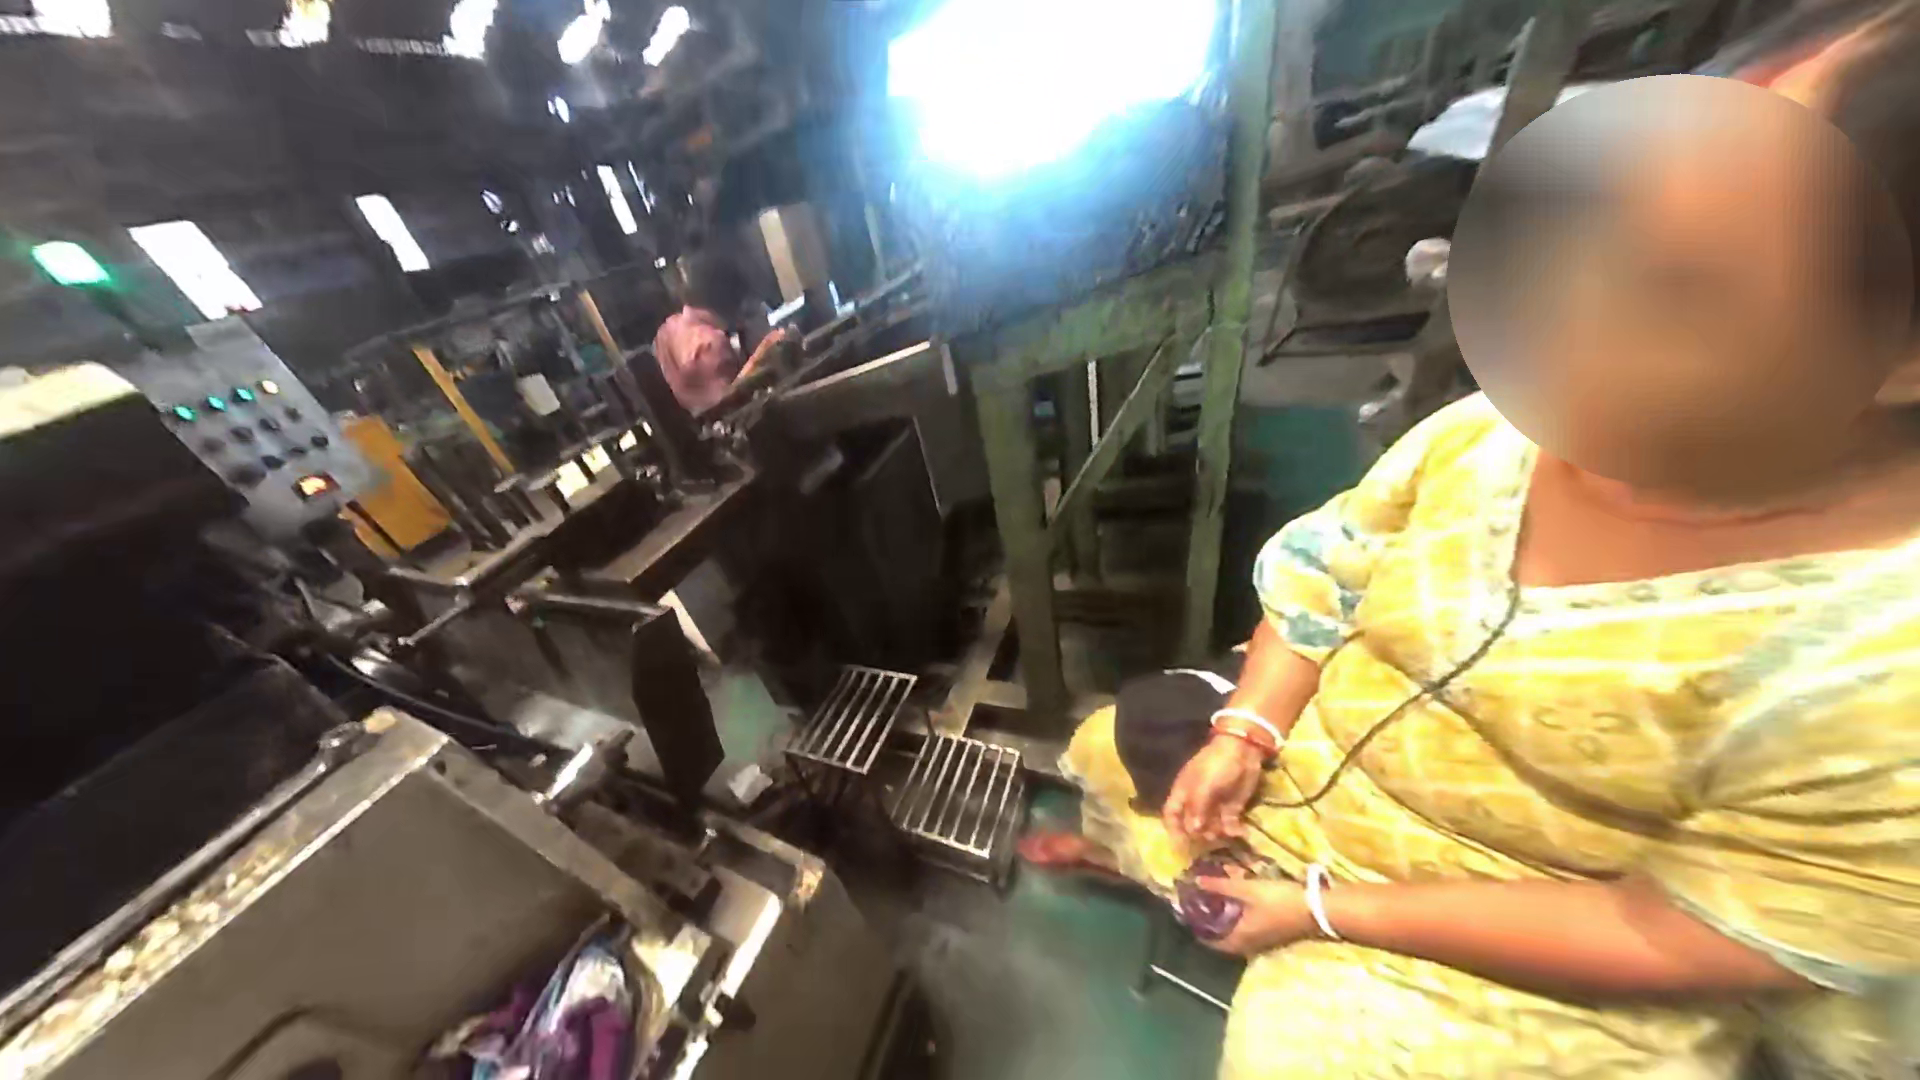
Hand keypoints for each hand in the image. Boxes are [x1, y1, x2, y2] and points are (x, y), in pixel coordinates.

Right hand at [1162, 735, 1264, 844]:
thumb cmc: (1216, 766)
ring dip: (1216, 834)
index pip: (1171, 814)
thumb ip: (1197, 808)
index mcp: (1183, 793)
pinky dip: (1233, 832)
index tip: (1179, 846)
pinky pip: (1229, 826)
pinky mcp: (1232, 808)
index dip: (1173, 830)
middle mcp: (1196, 801)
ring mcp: (1214, 805)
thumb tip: (1193, 830)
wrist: (1242, 752)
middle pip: (1191, 824)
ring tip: (1225, 834)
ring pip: (1210, 828)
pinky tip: (1241, 833)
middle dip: (1198, 835)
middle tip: (1209, 841)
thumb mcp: (1204, 785)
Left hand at [1188, 877, 1315, 955]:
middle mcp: (1253, 943)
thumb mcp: (1246, 889)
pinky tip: (1240, 908)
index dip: (1203, 936)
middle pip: (1229, 942)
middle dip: (1214, 930)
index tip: (1190, 924)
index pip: (1218, 944)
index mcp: (1243, 937)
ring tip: (1218, 909)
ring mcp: (1267, 940)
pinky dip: (1241, 923)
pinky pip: (1251, 932)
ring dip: (1228, 926)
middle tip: (1202, 913)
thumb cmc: (1277, 900)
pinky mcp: (1276, 933)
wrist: (1316, 909)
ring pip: (1241, 937)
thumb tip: (1195, 882)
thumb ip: (1221, 886)